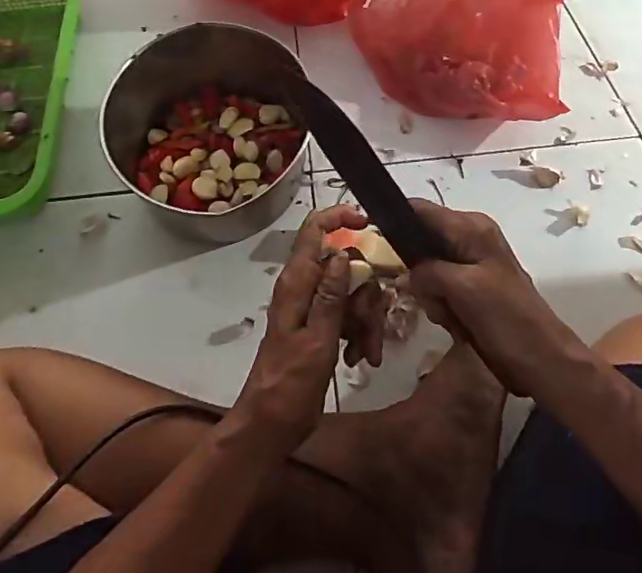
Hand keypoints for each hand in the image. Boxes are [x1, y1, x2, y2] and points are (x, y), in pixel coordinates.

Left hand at [230, 205, 358, 454]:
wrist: (270, 424)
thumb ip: (330, 296)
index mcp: (296, 283)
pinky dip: (358, 332)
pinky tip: (361, 358)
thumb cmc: (290, 384)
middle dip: (366, 293)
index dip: (339, 217)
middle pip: (345, 266)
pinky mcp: (318, 326)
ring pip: (351, 292)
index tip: (367, 222)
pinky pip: (347, 314)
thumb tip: (342, 254)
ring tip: (366, 353)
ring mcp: (311, 306)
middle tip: (370, 326)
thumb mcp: (316, 340)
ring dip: (366, 320)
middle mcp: (302, 287)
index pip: (314, 231)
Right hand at [405, 199, 570, 396]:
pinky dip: (440, 304)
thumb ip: (428, 271)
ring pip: (427, 269)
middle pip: (421, 241)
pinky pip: (440, 288)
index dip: (396, 219)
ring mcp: (472, 263)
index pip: (421, 210)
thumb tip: (409, 274)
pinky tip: (454, 321)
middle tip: (430, 296)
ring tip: (448, 314)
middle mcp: (471, 237)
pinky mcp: (473, 287)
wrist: (543, 361)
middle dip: (419, 271)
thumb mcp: (463, 288)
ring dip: (431, 294)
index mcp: (471, 228)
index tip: (372, 238)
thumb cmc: (507, 319)